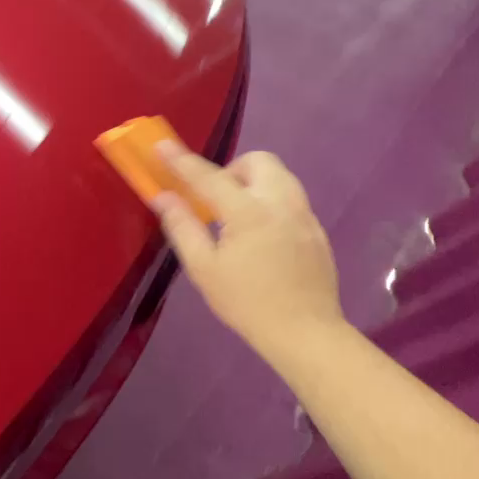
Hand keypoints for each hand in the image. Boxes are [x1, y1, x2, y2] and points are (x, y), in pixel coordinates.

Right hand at [150, 142, 346, 354]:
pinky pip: (290, 198)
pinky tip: (257, 235)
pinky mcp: (316, 230)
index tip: (161, 145)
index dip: (181, 160)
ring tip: (233, 215)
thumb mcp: (203, 268)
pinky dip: (268, 202)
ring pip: (278, 177)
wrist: (305, 332)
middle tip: (212, 198)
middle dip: (231, 169)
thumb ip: (182, 226)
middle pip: (258, 161)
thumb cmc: (246, 302)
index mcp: (249, 213)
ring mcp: (304, 215)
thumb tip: (163, 197)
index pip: (208, 176)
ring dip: (251, 183)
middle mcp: (282, 204)